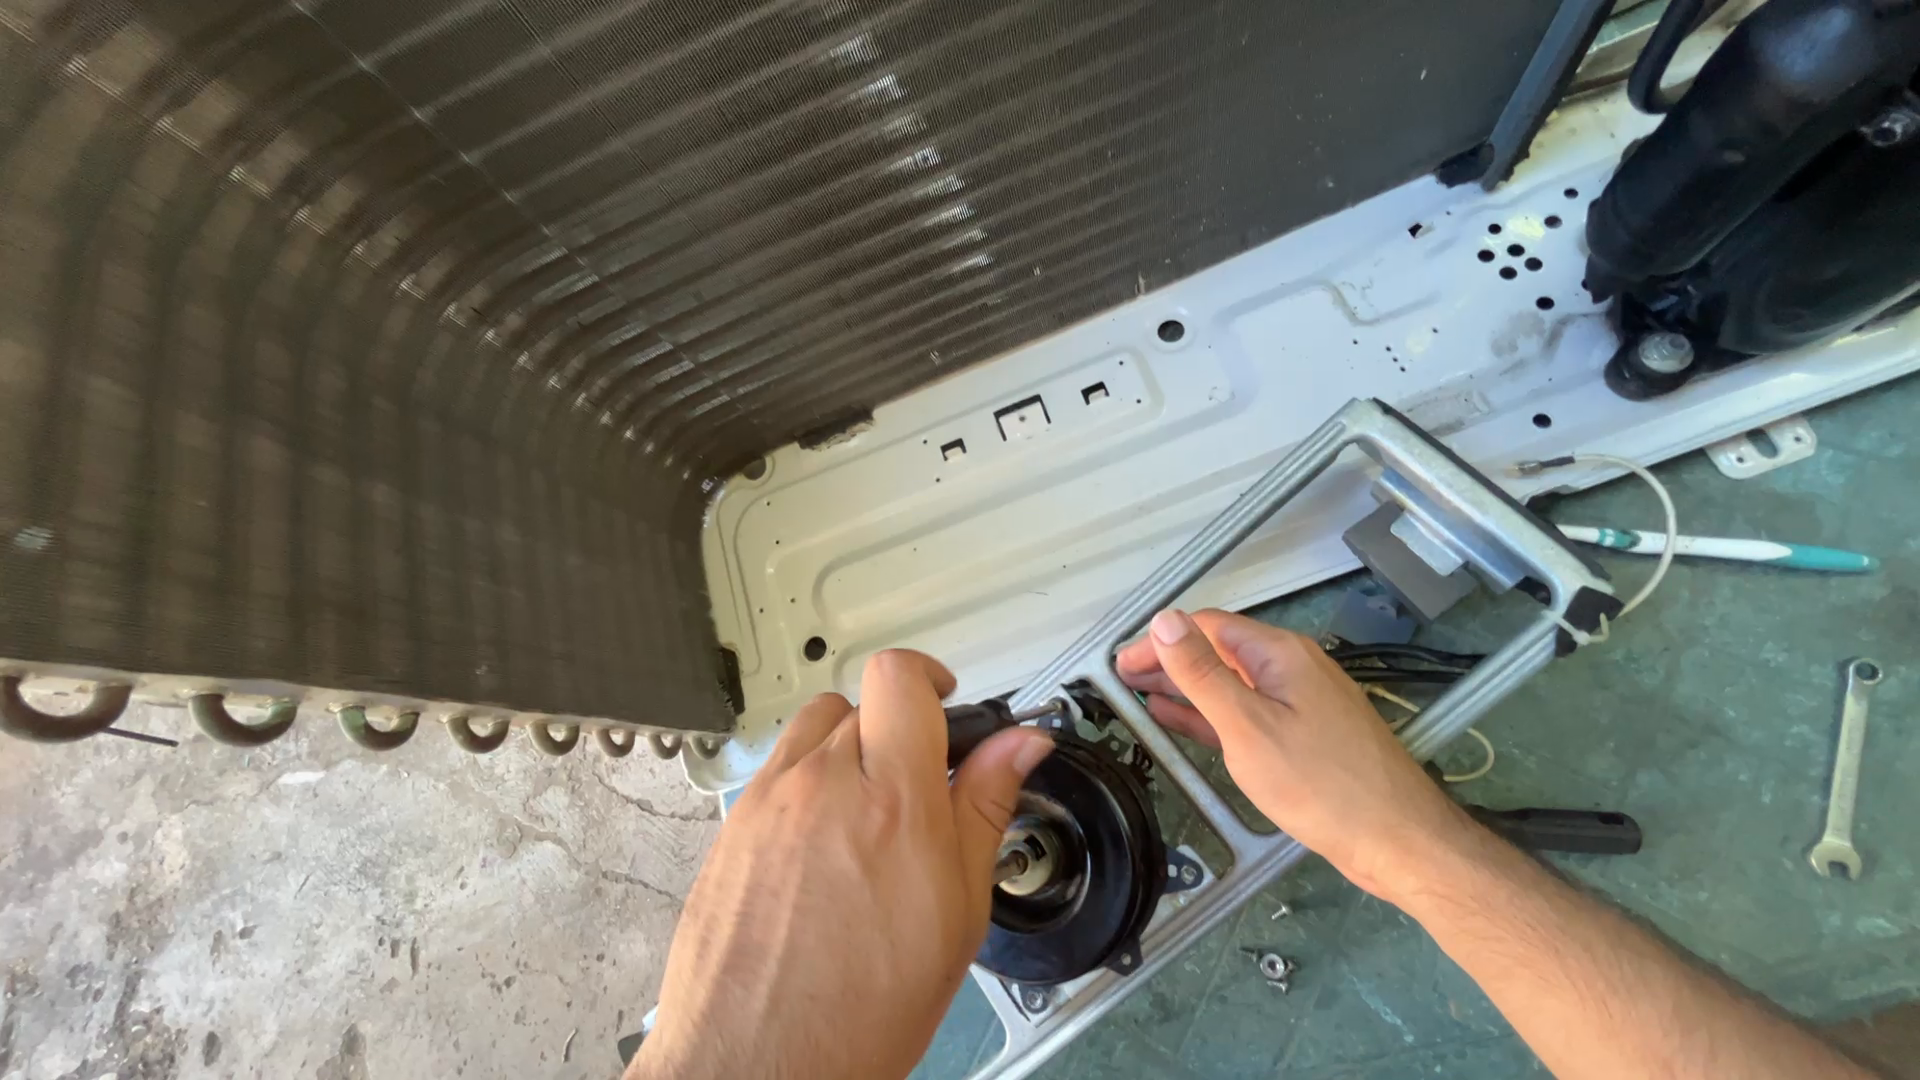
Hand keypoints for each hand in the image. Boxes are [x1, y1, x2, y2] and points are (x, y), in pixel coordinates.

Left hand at [628, 650, 1053, 1079]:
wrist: (760, 1066)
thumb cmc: (860, 1009)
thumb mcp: (957, 908)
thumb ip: (986, 806)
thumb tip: (1019, 748)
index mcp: (893, 801)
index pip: (902, 678)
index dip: (928, 676)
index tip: (944, 696)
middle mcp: (824, 785)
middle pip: (865, 700)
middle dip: (898, 728)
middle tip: (914, 778)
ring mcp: (771, 800)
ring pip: (817, 723)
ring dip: (849, 742)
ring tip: (866, 801)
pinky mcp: (735, 822)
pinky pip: (778, 765)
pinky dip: (808, 777)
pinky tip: (822, 836)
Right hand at [1115, 609, 1472, 900]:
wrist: (1399, 843)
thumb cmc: (1320, 783)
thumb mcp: (1247, 725)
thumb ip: (1201, 672)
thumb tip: (1164, 620)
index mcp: (1279, 654)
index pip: (1205, 627)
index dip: (1159, 640)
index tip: (1121, 663)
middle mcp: (1290, 667)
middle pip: (1217, 651)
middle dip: (1168, 661)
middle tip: (1122, 680)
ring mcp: (1298, 701)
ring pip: (1229, 682)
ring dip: (1184, 686)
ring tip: (1139, 694)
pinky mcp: (1302, 733)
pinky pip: (1244, 711)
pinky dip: (1209, 712)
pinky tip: (1179, 718)